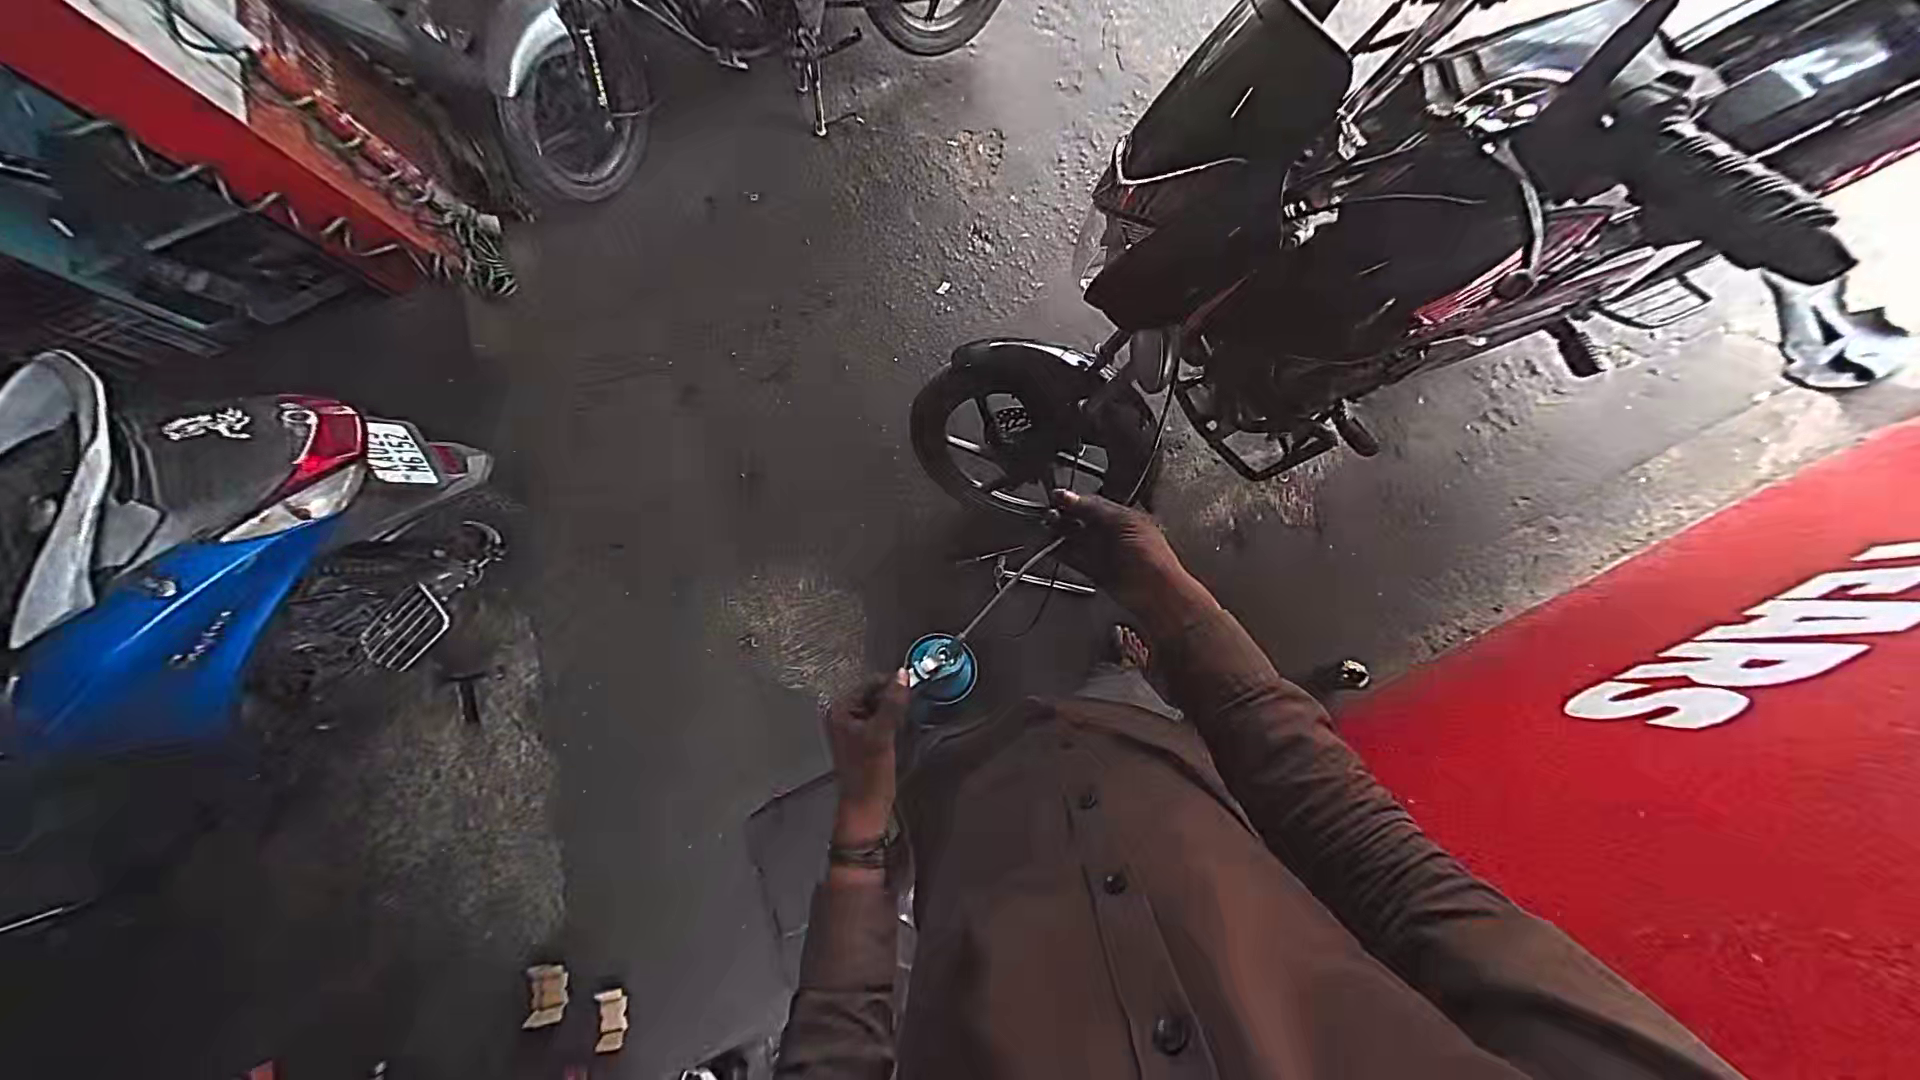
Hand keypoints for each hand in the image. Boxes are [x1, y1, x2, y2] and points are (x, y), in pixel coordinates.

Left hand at [823, 670, 907, 844]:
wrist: (866, 809)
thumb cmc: (867, 776)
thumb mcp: (882, 734)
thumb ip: (892, 702)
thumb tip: (902, 675)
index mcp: (839, 710)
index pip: (870, 683)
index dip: (891, 685)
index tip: (911, 689)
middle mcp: (842, 715)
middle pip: (875, 693)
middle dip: (893, 699)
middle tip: (905, 712)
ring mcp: (852, 728)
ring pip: (880, 707)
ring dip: (894, 711)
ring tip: (901, 725)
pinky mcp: (864, 739)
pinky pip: (881, 720)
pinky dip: (893, 722)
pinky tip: (898, 732)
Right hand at [1049, 489, 1213, 631]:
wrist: (1157, 594)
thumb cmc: (1151, 557)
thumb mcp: (1121, 522)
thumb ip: (1093, 508)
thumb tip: (1069, 497)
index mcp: (1124, 516)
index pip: (1093, 503)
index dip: (1074, 500)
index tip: (1057, 497)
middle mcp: (1114, 533)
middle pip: (1082, 520)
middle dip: (1064, 515)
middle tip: (1048, 514)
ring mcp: (1104, 552)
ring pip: (1075, 538)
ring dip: (1059, 533)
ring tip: (1046, 528)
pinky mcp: (1096, 571)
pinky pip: (1074, 558)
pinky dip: (1060, 552)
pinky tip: (1050, 547)